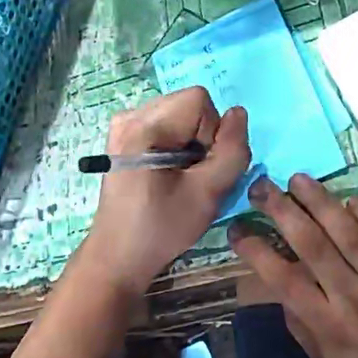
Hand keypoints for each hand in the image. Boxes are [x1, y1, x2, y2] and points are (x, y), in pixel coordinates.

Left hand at [82, 87, 251, 291]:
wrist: (118, 256)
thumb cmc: (161, 228)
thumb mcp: (207, 194)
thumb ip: (231, 151)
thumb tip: (238, 113)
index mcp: (143, 126)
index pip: (199, 100)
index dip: (212, 131)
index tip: (200, 168)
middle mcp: (129, 115)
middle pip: (189, 104)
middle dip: (202, 136)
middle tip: (192, 175)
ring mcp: (123, 124)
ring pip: (180, 114)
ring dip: (192, 142)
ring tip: (179, 176)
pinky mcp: (124, 136)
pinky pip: (166, 124)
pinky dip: (177, 144)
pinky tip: (167, 173)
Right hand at [229, 174, 357, 357]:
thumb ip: (301, 325)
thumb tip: (279, 283)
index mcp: (329, 327)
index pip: (284, 281)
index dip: (257, 251)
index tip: (238, 229)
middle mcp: (354, 299)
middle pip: (312, 245)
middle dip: (282, 211)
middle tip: (261, 187)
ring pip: (348, 232)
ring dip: (319, 201)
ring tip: (298, 179)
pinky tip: (350, 201)